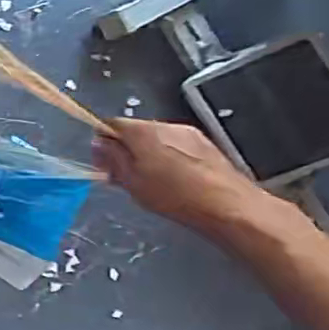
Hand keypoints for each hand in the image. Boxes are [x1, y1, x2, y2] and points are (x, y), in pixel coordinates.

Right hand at [93, 119, 290, 238]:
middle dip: (123, 149)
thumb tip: (99, 143)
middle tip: (120, 176)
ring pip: (154, 139)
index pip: (110, 124)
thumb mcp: (132, 181)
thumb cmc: (175, 196)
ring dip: (144, 154)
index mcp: (143, 131)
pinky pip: (174, 145)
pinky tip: (169, 180)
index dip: (101, 142)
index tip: (101, 163)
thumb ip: (112, 158)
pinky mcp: (205, 145)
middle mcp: (166, 125)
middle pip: (133, 131)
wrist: (228, 206)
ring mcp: (189, 134)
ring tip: (146, 181)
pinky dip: (165, 158)